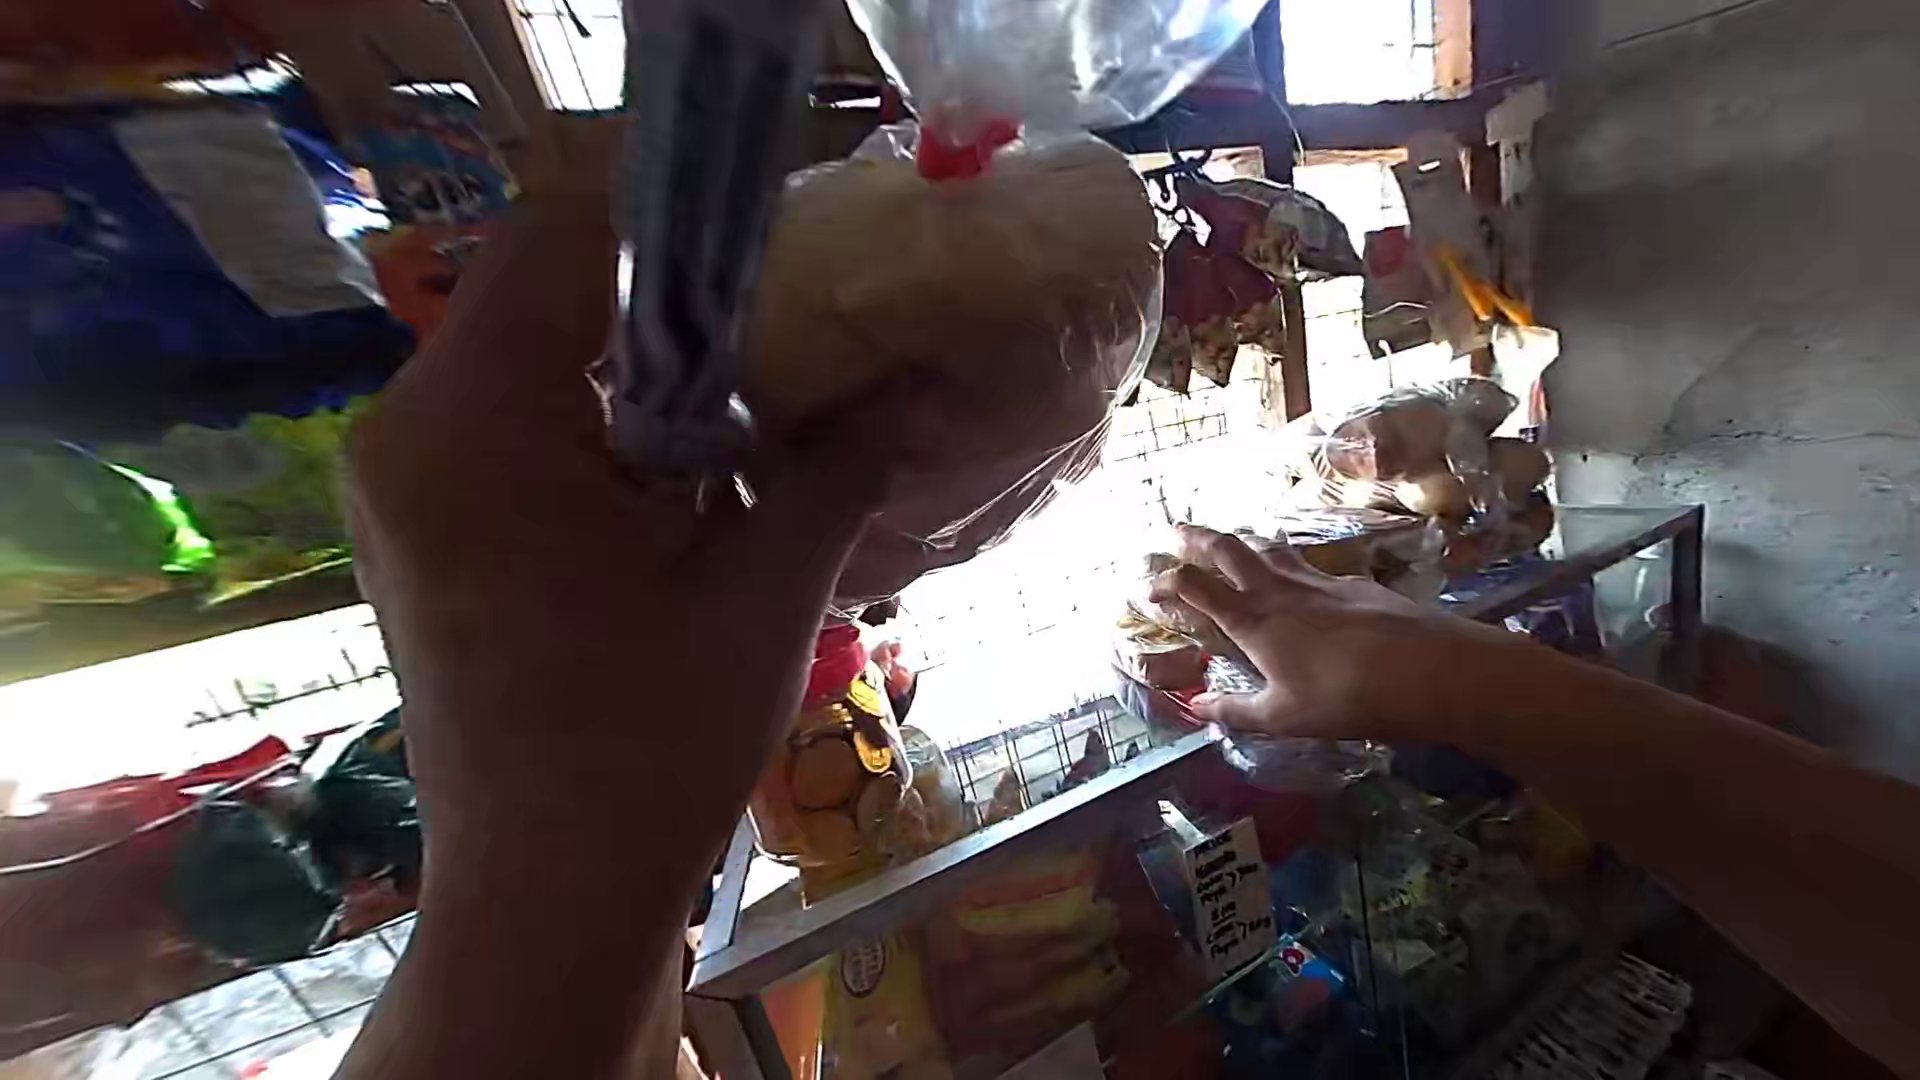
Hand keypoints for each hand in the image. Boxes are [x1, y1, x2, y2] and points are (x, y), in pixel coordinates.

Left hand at [346, 148, 906, 876]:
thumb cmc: (658, 748)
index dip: (685, 212)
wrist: (562, 888)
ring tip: (771, 387)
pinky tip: (711, 463)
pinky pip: (548, 424)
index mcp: (479, 431)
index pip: (566, 235)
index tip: (788, 230)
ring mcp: (428, 483)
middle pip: (561, 293)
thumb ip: (839, 468)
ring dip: (669, 365)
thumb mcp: (769, 591)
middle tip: (803, 315)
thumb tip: (917, 386)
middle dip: (691, 297)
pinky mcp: (454, 525)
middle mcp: (422, 433)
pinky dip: (636, 420)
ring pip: (560, 359)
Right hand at [1148, 524, 1513, 739]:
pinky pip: (1305, 566)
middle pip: (1226, 548)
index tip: (1146, 587)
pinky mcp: (1350, 583)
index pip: (1193, 587)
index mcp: (1251, 620)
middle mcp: (1276, 590)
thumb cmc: (1346, 696)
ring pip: (1266, 547)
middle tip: (1174, 529)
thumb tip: (1196, 708)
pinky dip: (1285, 565)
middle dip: (1194, 536)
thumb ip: (1235, 710)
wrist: (1434, 670)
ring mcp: (1315, 580)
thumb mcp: (1283, 716)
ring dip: (1240, 541)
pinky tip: (1298, 585)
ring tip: (1229, 543)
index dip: (1164, 582)